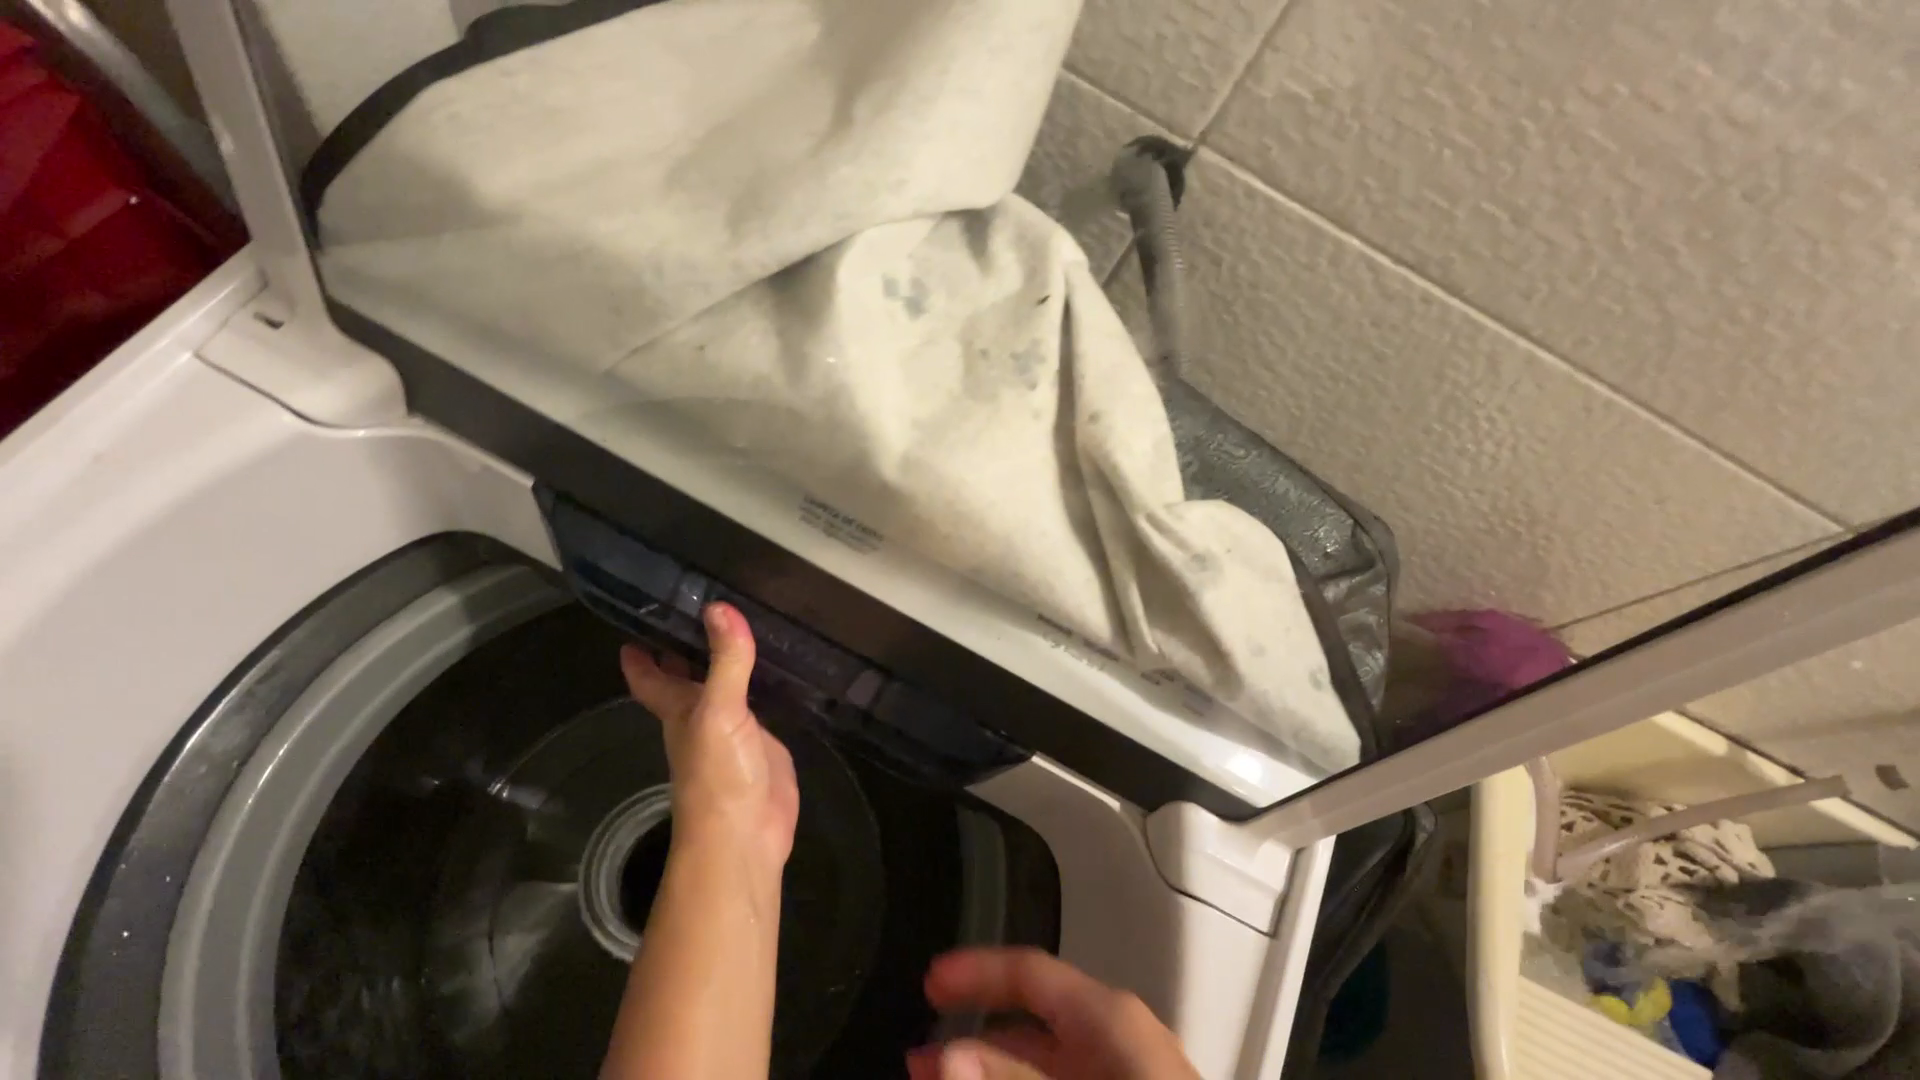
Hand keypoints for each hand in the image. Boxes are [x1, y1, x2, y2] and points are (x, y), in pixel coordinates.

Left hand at [619, 602, 798, 871]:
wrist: (746, 837)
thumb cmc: (717, 777)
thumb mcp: (718, 713)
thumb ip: (725, 662)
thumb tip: (720, 607)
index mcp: (679, 709)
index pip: (650, 676)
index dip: (640, 651)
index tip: (638, 620)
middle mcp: (703, 716)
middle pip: (687, 678)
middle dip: (686, 648)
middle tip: (699, 604)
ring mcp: (736, 731)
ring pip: (726, 688)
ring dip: (729, 662)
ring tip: (745, 623)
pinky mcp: (766, 743)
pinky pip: (763, 706)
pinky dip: (767, 685)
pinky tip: (783, 668)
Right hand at [908, 948, 1201, 1079]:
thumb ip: (1012, 1073)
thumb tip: (949, 1055)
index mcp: (1109, 1012)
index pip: (1027, 968)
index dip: (975, 969)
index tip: (932, 979)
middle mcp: (1119, 1030)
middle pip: (1032, 1017)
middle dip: (974, 1036)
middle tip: (925, 1055)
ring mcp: (1129, 1065)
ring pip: (1047, 1055)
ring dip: (996, 1064)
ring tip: (948, 1077)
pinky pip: (1068, 1075)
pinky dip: (1028, 1079)